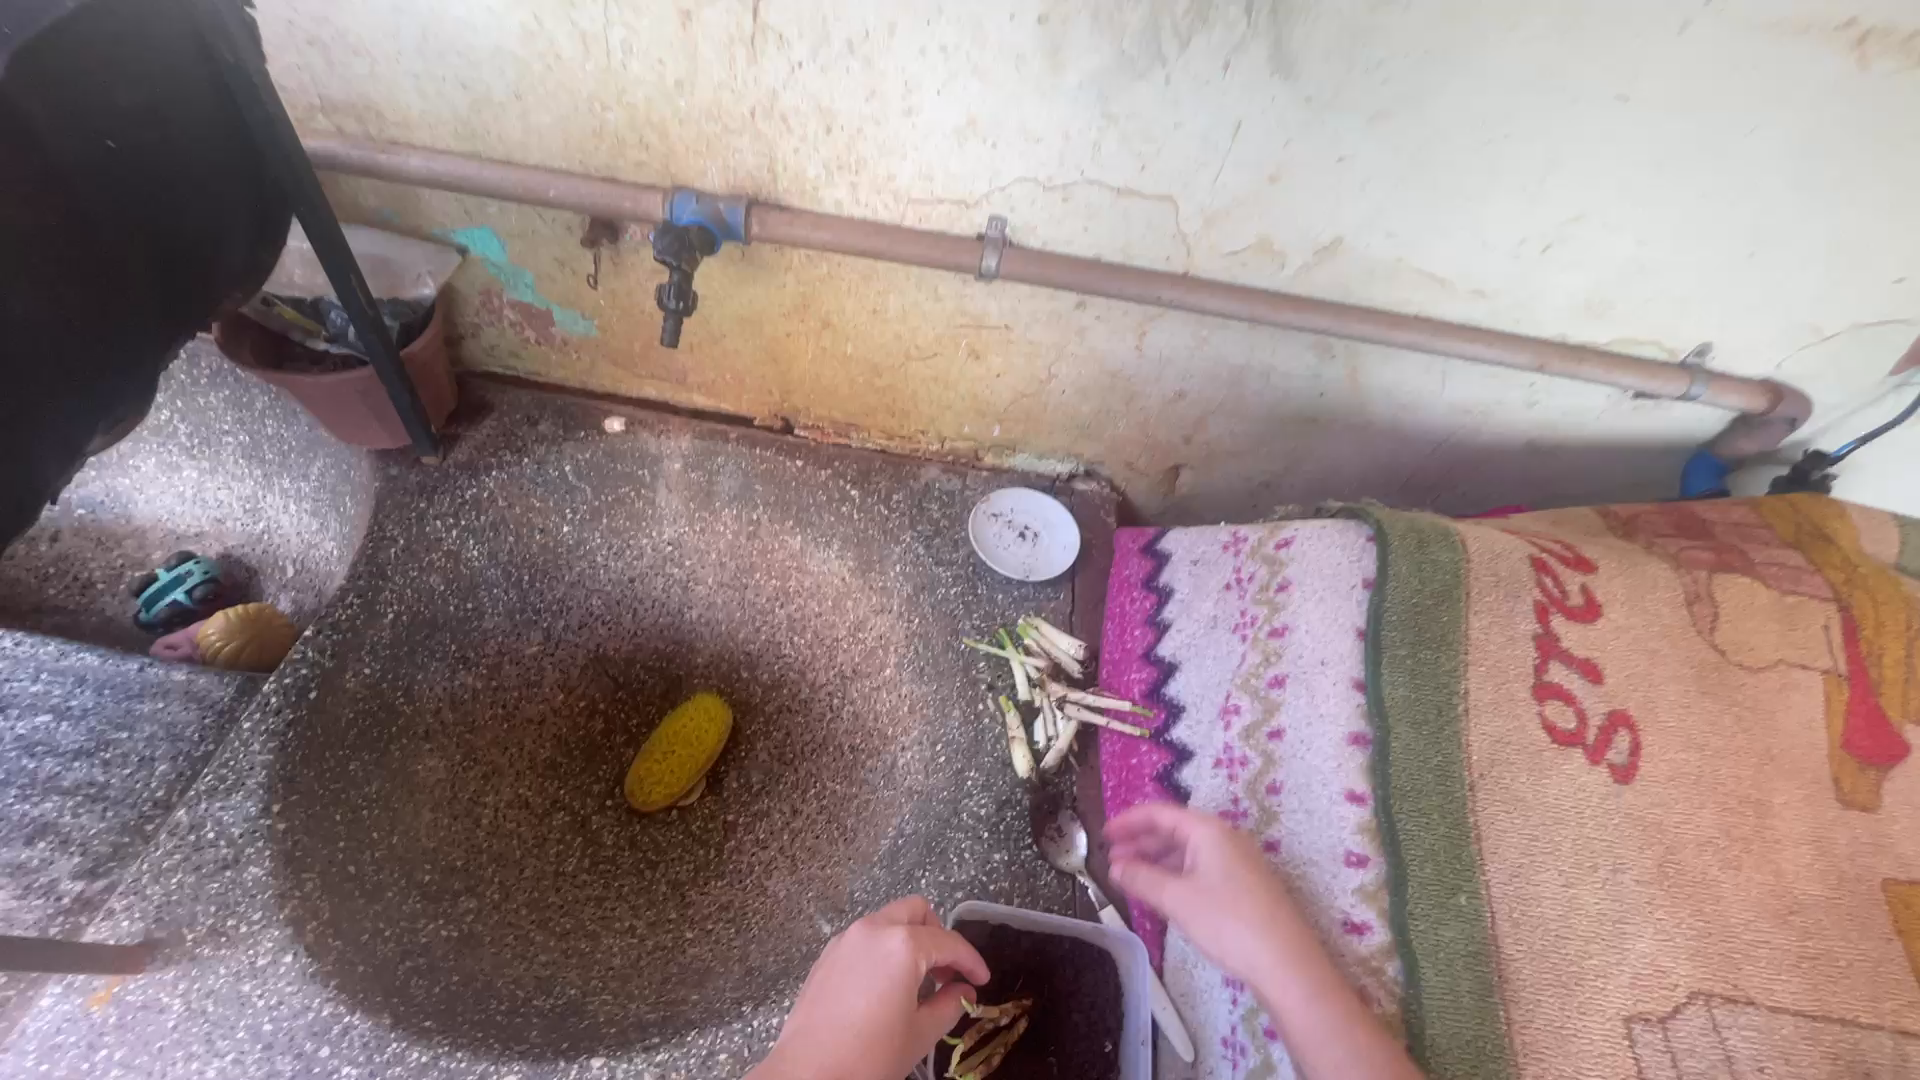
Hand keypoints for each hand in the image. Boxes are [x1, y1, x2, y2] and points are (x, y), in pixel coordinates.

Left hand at [748, 896, 989, 1079]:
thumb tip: (965, 991)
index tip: (982, 980)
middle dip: (938, 935)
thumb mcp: (919, 1035)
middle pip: (917, 910)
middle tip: (948, 972)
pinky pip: (866, 937)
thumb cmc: (869, 1056)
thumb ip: (949, 1005)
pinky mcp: (828, 954)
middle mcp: (875, 928)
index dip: (971, 961)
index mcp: (903, 944)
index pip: (949, 943)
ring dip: (910, 939)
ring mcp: (847, 938)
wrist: (807, 1075)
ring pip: (889, 920)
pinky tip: (885, 985)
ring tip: (918, 981)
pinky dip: (884, 948)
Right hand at [1104, 801, 1305, 983]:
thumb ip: (1142, 878)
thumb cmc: (1229, 923)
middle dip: (1140, 843)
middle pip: (1174, 830)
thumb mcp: (1177, 899)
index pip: (1159, 812)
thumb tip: (1115, 867)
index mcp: (1208, 830)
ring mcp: (1238, 862)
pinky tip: (1163, 894)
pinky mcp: (1245, 885)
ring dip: (1156, 861)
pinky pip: (1200, 868)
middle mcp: (1224, 838)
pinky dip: (1175, 874)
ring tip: (1131, 878)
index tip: (1103, 836)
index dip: (1128, 821)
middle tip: (1112, 860)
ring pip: (1187, 851)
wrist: (1289, 966)